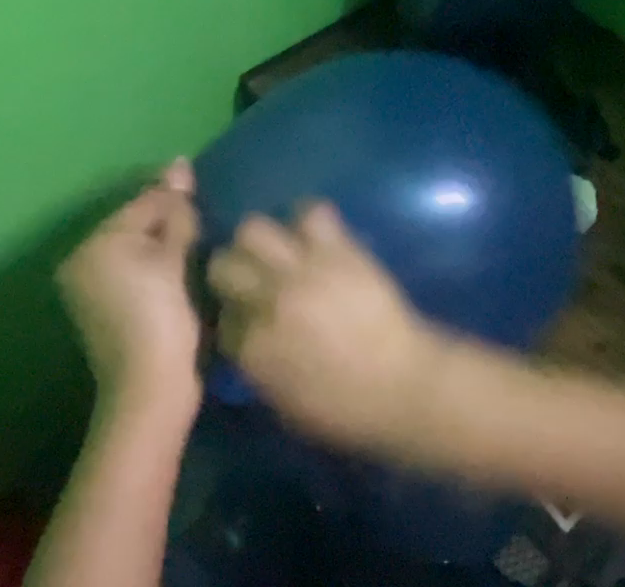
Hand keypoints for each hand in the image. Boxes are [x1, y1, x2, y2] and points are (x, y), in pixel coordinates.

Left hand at [58, 158, 201, 411]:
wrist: (149, 388)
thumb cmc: (160, 317)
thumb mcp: (171, 258)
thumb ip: (176, 213)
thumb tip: (179, 165)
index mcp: (94, 246)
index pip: (141, 204)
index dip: (175, 194)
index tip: (205, 186)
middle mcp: (83, 262)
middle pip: (136, 224)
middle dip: (170, 218)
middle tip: (209, 215)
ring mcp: (92, 287)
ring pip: (137, 247)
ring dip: (167, 241)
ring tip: (203, 237)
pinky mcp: (108, 307)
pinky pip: (136, 269)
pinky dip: (159, 264)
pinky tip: (186, 266)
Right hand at [206, 202, 446, 446]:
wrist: (403, 387)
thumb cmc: (347, 410)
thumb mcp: (285, 404)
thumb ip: (259, 366)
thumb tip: (250, 340)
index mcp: (252, 350)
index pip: (221, 314)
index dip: (233, 312)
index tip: (245, 313)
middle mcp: (268, 304)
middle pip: (224, 266)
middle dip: (233, 269)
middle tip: (254, 275)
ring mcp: (302, 274)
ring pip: (255, 230)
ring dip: (263, 240)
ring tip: (282, 250)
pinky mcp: (337, 253)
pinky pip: (313, 215)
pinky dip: (311, 221)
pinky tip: (318, 236)